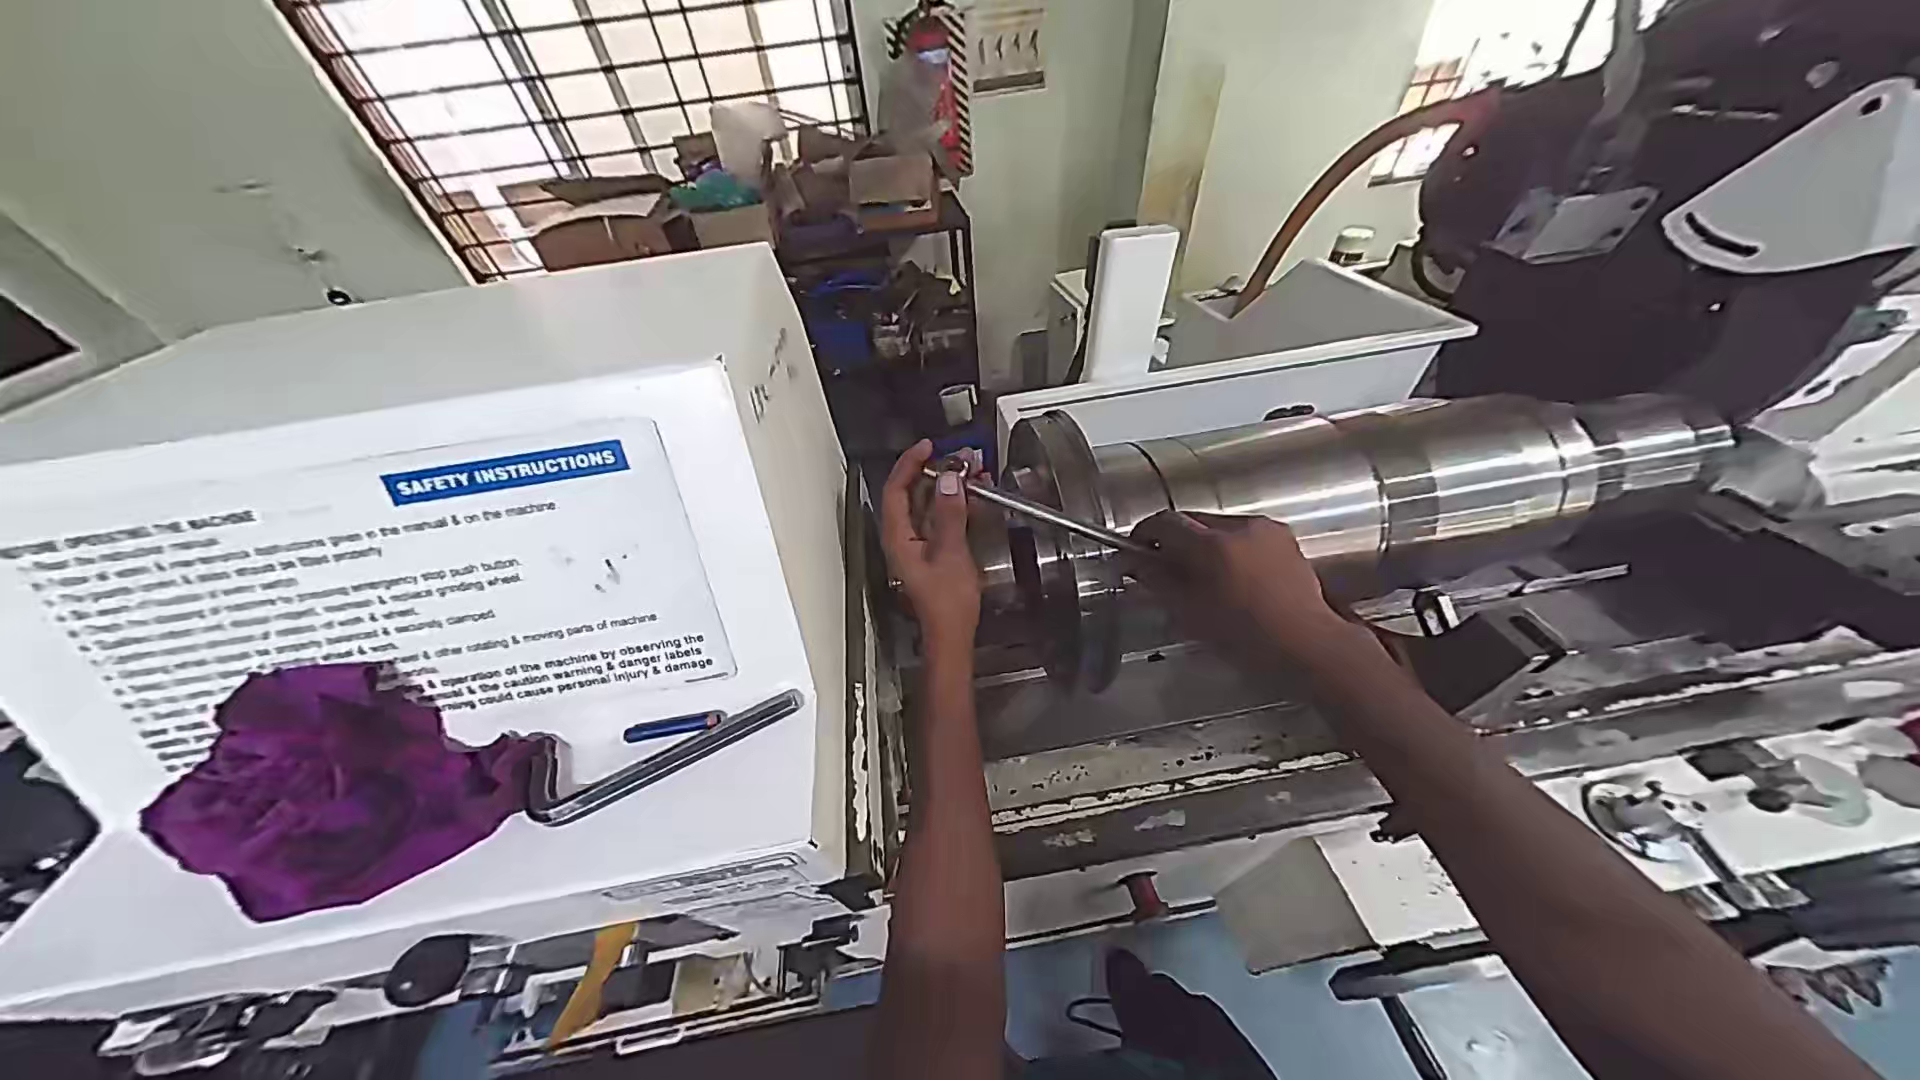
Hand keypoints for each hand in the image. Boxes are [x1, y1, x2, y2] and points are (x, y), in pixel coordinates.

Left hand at [881, 441, 981, 653]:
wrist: (952, 634)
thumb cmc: (946, 603)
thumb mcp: (951, 552)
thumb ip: (949, 513)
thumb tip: (948, 481)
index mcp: (899, 537)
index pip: (896, 489)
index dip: (910, 464)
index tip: (928, 447)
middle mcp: (904, 538)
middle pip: (912, 494)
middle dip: (935, 472)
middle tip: (957, 457)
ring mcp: (918, 545)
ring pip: (928, 505)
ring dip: (948, 487)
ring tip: (971, 472)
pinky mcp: (933, 552)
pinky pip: (940, 519)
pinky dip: (955, 505)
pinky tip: (973, 498)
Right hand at [1129, 510, 1360, 661]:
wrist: (1306, 645)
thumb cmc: (1244, 635)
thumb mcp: (1189, 611)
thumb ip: (1156, 579)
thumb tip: (1132, 561)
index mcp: (1212, 545)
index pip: (1165, 522)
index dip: (1144, 533)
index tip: (1135, 549)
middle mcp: (1240, 527)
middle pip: (1191, 520)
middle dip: (1173, 538)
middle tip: (1162, 566)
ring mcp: (1265, 530)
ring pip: (1217, 526)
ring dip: (1200, 542)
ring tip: (1199, 574)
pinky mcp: (1283, 538)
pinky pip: (1242, 534)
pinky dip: (1227, 547)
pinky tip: (1229, 575)